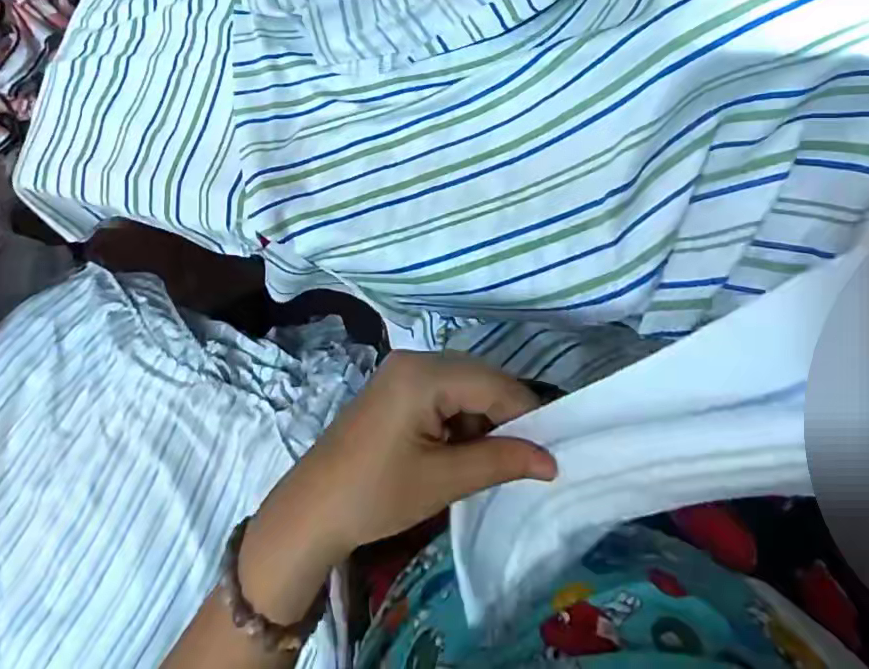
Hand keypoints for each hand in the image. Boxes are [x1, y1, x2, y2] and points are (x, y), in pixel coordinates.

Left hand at [239, 353, 556, 621]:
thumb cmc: (376, 494)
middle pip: (480, 378)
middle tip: (531, 457)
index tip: (555, 449)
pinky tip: (467, 450)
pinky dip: (462, 418)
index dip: (528, 414)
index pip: (494, 383)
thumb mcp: (443, 479)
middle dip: (507, 415)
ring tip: (499, 460)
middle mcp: (414, 360)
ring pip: (464, 385)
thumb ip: (500, 461)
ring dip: (485, 418)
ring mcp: (402, 371)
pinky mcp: (396, 387)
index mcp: (423, 374)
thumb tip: (551, 460)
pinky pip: (443, 392)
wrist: (313, 508)